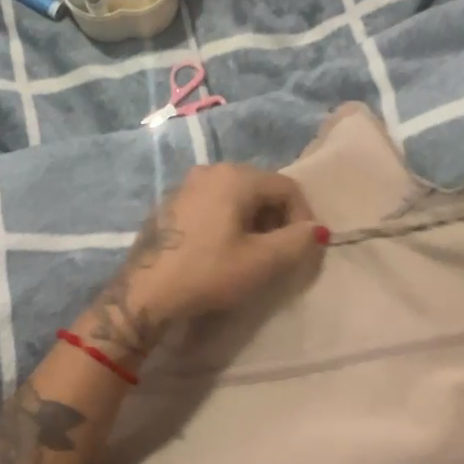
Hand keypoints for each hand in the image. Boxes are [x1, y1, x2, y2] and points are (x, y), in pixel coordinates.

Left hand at [77, 163, 325, 360]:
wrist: (145, 294)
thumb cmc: (207, 273)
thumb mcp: (261, 262)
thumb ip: (297, 242)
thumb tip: (318, 230)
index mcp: (235, 176)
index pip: (287, 187)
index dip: (304, 218)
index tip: (303, 250)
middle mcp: (210, 170)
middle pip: (261, 189)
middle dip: (278, 220)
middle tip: (280, 255)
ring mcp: (186, 186)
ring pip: (237, 198)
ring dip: (254, 223)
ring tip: (254, 256)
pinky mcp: (171, 206)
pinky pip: (213, 207)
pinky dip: (229, 224)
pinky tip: (223, 253)